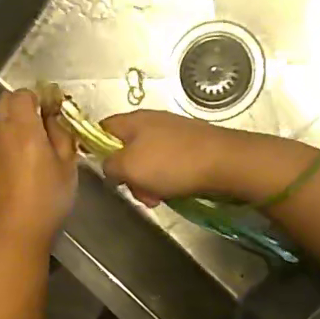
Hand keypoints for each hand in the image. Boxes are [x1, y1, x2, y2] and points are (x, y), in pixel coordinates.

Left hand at [0, 89, 77, 246]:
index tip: (51, 111)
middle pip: (3, 104)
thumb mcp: (68, 166)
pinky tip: (7, 170)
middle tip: (38, 128)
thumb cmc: (48, 199)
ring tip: (23, 152)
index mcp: (23, 127)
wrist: (12, 232)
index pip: (23, 94)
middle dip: (20, 109)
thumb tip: (54, 118)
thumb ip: (61, 135)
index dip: (38, 98)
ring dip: (7, 129)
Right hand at [101, 111, 304, 205]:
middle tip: (138, 193)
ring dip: (149, 183)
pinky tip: (174, 193)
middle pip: (126, 150)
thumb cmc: (172, 163)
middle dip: (129, 175)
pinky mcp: (193, 149)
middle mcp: (153, 123)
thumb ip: (110, 165)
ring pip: (149, 162)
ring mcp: (175, 135)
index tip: (102, 171)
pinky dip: (168, 182)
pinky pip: (170, 167)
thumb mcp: (129, 166)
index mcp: (133, 120)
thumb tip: (109, 166)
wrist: (224, 163)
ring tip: (158, 198)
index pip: (102, 128)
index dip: (95, 148)